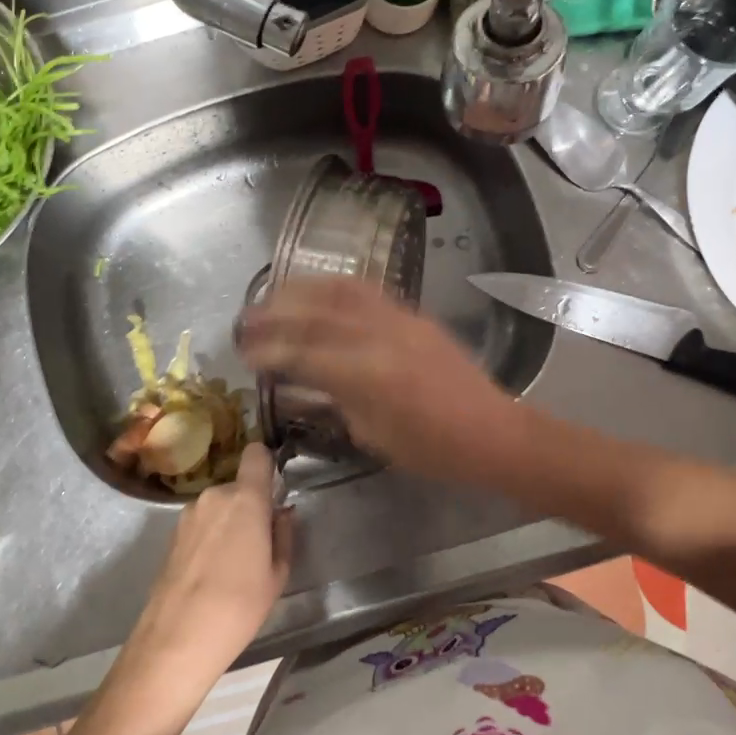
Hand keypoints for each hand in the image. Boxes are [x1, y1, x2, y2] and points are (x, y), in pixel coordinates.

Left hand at [126, 445, 291, 681]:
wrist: (178, 638)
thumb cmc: (239, 605)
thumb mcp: (277, 575)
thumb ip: (283, 535)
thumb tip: (282, 512)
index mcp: (245, 499)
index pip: (256, 455)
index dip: (266, 462)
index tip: (274, 484)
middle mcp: (213, 496)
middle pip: (238, 488)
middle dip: (249, 507)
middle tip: (258, 545)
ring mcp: (188, 514)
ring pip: (218, 507)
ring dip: (228, 524)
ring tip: (233, 565)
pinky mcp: (171, 534)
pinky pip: (201, 524)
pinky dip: (209, 538)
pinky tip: (211, 573)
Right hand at [236, 277, 519, 471]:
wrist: (492, 431)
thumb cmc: (432, 449)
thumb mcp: (373, 436)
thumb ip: (336, 401)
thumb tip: (305, 382)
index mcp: (368, 376)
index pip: (305, 354)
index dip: (269, 351)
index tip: (244, 352)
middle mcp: (380, 338)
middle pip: (316, 316)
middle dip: (275, 315)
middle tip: (246, 319)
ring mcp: (398, 320)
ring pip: (340, 292)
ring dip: (301, 290)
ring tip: (273, 294)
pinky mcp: (413, 314)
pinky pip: (367, 290)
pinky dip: (335, 285)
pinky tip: (318, 289)